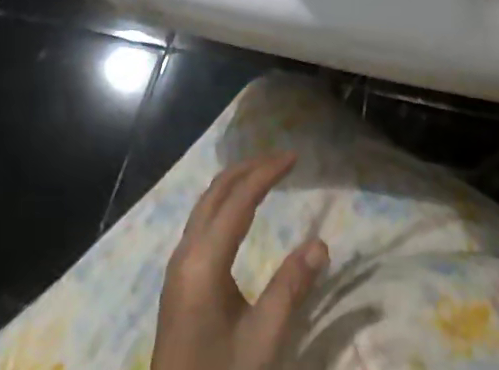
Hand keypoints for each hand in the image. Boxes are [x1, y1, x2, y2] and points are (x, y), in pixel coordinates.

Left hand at [152, 153, 328, 369]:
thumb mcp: (262, 340)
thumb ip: (290, 288)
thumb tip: (320, 242)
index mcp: (204, 262)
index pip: (238, 200)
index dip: (266, 173)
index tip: (295, 157)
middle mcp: (185, 255)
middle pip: (215, 193)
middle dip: (249, 169)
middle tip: (283, 159)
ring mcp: (178, 268)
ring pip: (205, 206)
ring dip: (235, 183)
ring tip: (266, 175)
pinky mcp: (179, 282)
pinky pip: (201, 223)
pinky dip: (225, 202)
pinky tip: (241, 212)